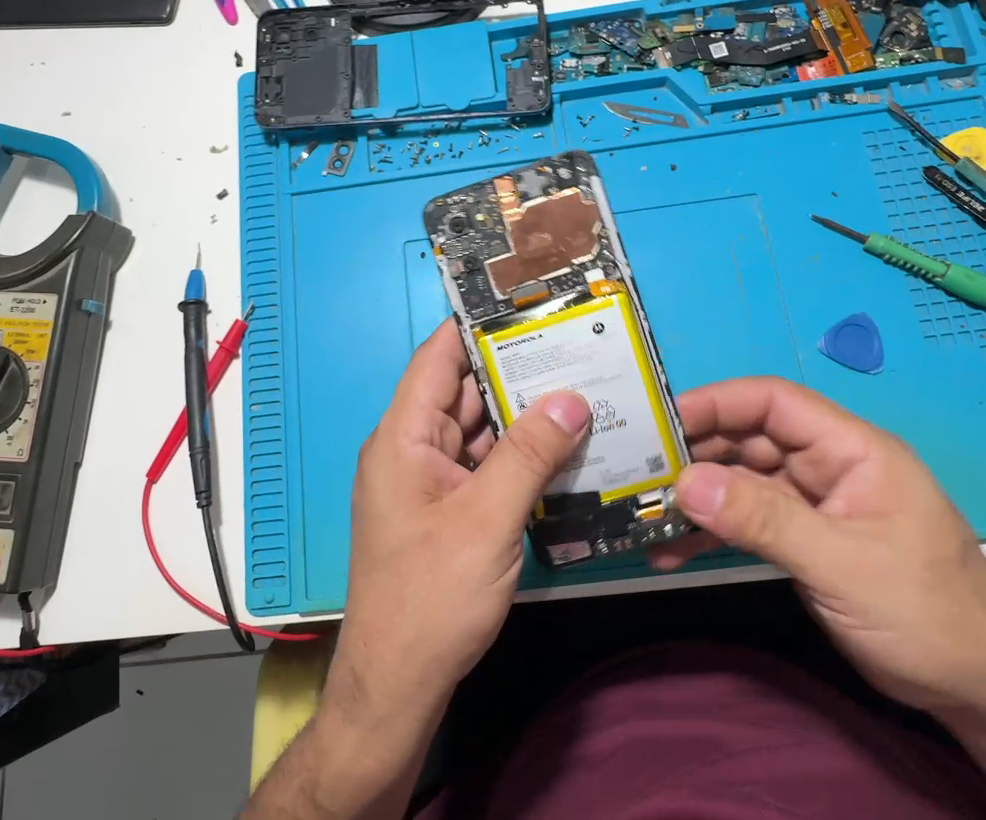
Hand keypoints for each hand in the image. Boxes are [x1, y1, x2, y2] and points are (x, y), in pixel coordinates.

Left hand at [330, 321, 590, 728]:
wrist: (399, 681)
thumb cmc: (432, 596)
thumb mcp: (486, 520)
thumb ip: (529, 455)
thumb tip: (571, 399)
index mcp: (403, 438)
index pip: (437, 359)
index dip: (476, 326)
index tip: (527, 303)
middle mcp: (413, 451)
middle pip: (465, 393)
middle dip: (518, 372)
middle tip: (579, 348)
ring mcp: (430, 483)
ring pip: (481, 432)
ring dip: (526, 418)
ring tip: (585, 391)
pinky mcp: (448, 511)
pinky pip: (486, 467)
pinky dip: (520, 457)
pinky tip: (566, 449)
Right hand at [651, 377, 985, 718]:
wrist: (980, 690)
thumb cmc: (927, 612)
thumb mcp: (843, 563)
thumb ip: (764, 520)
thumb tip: (685, 482)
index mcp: (853, 450)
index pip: (775, 403)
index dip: (717, 403)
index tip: (661, 420)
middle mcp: (829, 469)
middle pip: (750, 440)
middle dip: (695, 453)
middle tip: (636, 471)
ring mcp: (815, 507)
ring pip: (742, 484)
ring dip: (696, 498)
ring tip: (643, 513)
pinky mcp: (804, 544)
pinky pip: (747, 526)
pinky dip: (711, 535)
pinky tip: (669, 551)